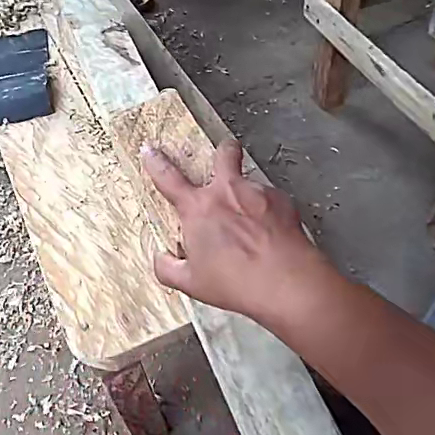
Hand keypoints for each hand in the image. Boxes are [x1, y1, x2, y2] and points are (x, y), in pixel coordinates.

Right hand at [141, 140, 338, 324]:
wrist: (284, 281)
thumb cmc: (237, 281)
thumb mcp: (192, 283)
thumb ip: (169, 268)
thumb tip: (162, 260)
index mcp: (198, 208)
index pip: (168, 178)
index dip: (156, 162)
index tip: (151, 151)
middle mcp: (228, 192)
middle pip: (224, 154)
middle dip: (224, 151)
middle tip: (225, 157)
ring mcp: (258, 192)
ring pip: (251, 182)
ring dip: (250, 196)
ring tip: (255, 224)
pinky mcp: (283, 200)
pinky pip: (272, 200)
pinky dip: (270, 212)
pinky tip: (272, 233)